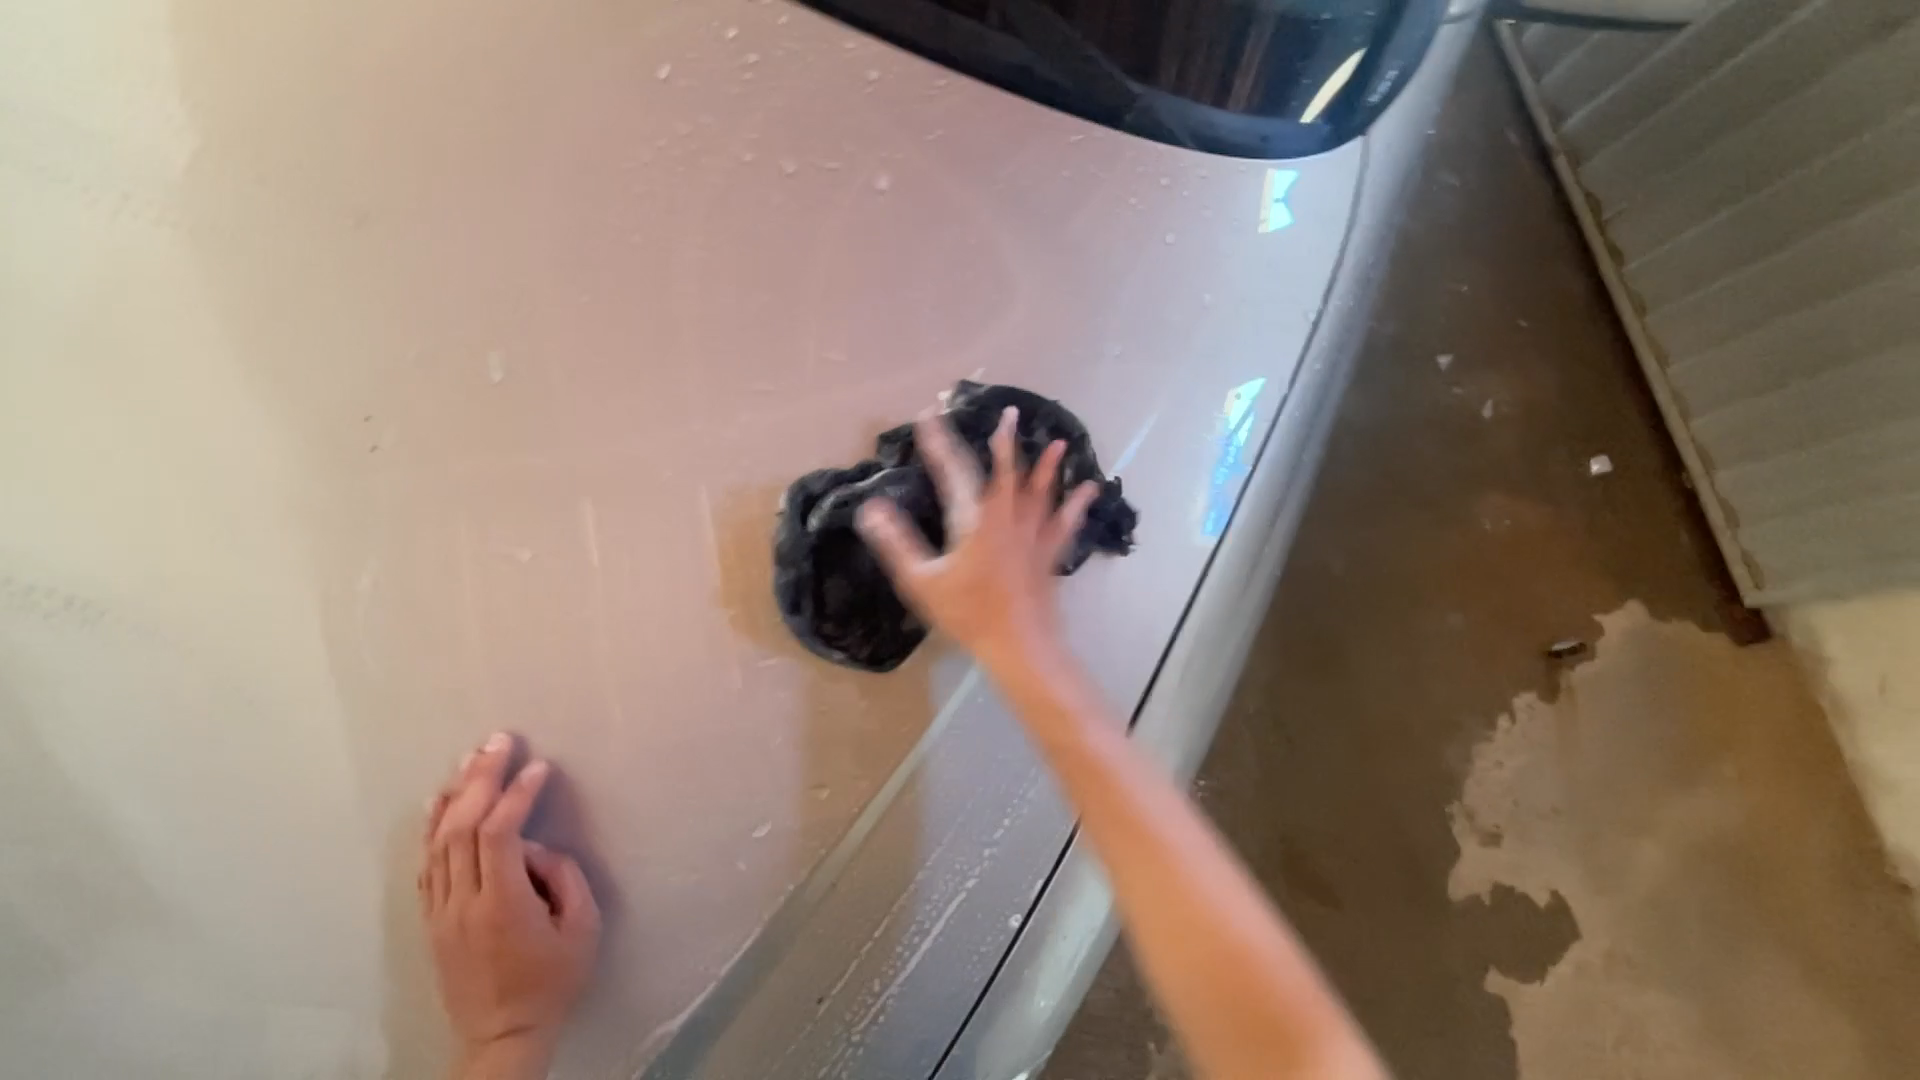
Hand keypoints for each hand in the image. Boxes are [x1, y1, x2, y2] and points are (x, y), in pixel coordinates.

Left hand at [420, 733, 600, 1077]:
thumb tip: (538, 849)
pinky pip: (428, 862)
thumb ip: (564, 878)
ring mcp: (441, 910)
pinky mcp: (433, 918)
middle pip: (462, 827)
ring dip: (457, 794)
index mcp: (502, 903)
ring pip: (439, 840)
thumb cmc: (553, 981)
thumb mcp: (582, 929)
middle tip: (500, 741)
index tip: (540, 768)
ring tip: (473, 757)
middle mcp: (463, 901)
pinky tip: (442, 799)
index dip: (517, 795)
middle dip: (482, 779)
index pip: (500, 834)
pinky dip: (433, 825)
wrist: (503, 1035)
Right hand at [857, 405, 1097, 673]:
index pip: (954, 471)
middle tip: (1008, 412)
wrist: (1019, 645)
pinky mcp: (1050, 554)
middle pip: (1006, 472)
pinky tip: (1090, 489)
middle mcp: (1008, 519)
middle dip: (1004, 440)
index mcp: (974, 521)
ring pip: (1042, 493)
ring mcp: (1033, 536)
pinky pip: (1065, 523)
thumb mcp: (922, 581)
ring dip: (1048, 466)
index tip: (929, 414)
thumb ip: (897, 543)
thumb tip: (870, 509)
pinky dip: (1077, 504)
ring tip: (1058, 441)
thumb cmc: (968, 614)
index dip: (940, 442)